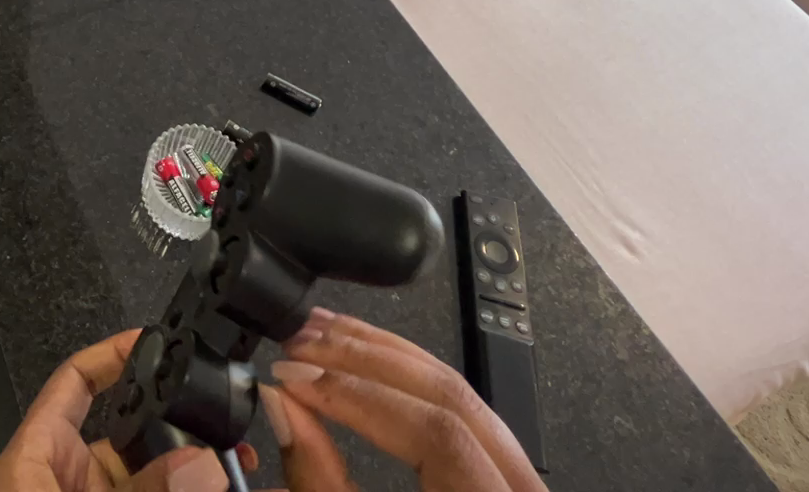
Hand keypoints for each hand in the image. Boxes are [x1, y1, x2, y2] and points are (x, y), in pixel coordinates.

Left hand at [0, 329, 258, 491]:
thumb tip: (200, 465)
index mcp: (41, 455)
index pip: (76, 383)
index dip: (114, 354)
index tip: (157, 340)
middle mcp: (68, 480)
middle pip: (132, 437)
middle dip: (179, 433)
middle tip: (226, 434)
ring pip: (155, 480)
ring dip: (194, 477)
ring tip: (237, 472)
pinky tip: (224, 490)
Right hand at [259, 308, 546, 491]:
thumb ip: (318, 480)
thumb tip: (283, 403)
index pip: (437, 433)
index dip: (355, 394)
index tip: (293, 377)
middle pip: (450, 395)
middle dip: (361, 357)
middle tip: (296, 343)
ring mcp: (525, 487)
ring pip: (457, 387)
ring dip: (377, 352)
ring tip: (317, 332)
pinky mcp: (507, 475)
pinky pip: (457, 405)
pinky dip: (400, 371)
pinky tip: (360, 353)